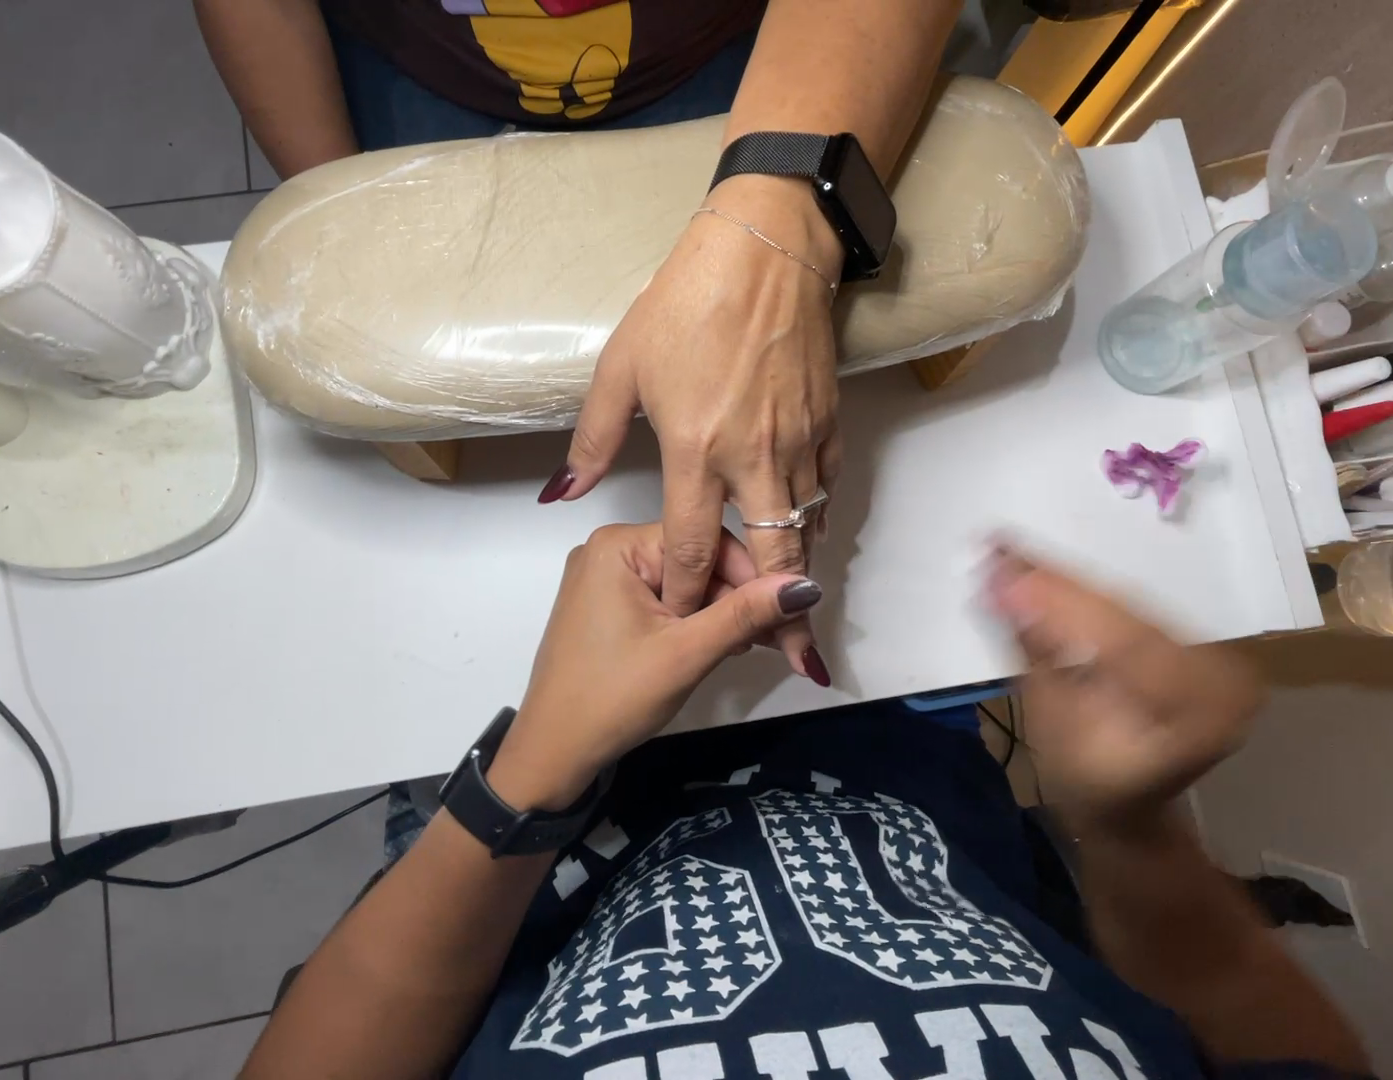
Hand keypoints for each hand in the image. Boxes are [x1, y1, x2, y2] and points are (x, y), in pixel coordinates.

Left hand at [488, 523, 823, 811]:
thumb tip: (807, 583)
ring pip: (685, 583)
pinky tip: (720, 646)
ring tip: (751, 647)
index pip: (707, 540)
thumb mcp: (686, 653)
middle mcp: (609, 549)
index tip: (790, 615)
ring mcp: (606, 579)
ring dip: (721, 614)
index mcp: (619, 544)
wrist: (553, 753)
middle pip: (697, 561)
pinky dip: (694, 622)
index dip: (753, 576)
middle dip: (739, 600)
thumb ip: (745, 614)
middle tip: (779, 641)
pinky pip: (664, 600)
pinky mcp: (608, 607)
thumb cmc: (613, 699)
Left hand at [540, 175, 843, 687]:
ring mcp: (799, 442)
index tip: (682, 625)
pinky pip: (827, 490)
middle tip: (786, 653)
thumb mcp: (621, 368)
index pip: (688, 551)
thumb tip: (563, 492)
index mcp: (696, 452)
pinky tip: (805, 536)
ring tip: (792, 608)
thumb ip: (595, 440)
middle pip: (769, 558)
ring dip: (798, 572)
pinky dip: (816, 521)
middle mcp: (754, 459)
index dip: (685, 597)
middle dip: (775, 614)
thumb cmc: (684, 305)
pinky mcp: (829, 423)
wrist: (765, 249)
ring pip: (806, 529)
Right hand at [981, 544, 1262, 830]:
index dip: (1055, 593)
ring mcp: (1211, 653)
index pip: (1119, 632)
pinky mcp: (1191, 642)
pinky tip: (1035, 572)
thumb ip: (1036, 647)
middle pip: (1122, 610)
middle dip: (1051, 580)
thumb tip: (1001, 583)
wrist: (1125, 807)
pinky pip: (1125, 607)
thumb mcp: (1054, 723)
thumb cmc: (1087, 784)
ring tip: (1004, 553)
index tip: (1000, 557)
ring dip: (1058, 580)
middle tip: (993, 545)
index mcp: (1201, 703)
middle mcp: (1221, 669)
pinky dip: (1077, 593)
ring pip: (1121, 602)